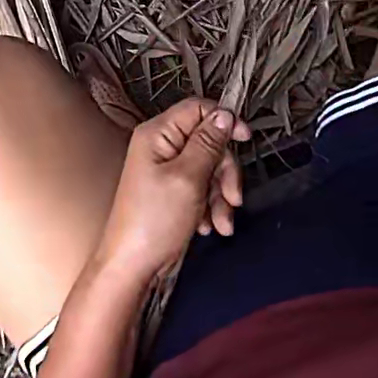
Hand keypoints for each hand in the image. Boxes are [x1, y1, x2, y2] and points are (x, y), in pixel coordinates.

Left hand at [95, 98, 249, 282]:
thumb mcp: (188, 178)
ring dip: (221, 194)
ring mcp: (165, 169)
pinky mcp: (172, 190)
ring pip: (209, 167)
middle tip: (232, 196)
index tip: (245, 138)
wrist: (132, 268)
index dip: (224, 120)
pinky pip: (201, 187)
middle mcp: (160, 146)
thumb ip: (208, 144)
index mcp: (157, 134)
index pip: (197, 108)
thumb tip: (224, 115)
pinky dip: (211, 205)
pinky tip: (210, 225)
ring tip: (221, 222)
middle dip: (225, 170)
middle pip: (208, 140)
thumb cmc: (152, 223)